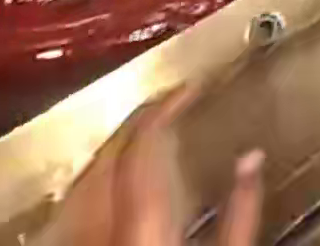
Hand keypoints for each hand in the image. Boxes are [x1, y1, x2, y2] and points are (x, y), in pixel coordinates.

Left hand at [39, 84, 264, 245]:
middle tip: (172, 100)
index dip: (164, 110)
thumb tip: (252, 157)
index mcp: (147, 239)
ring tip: (146, 129)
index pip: (145, 152)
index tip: (191, 88)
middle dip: (136, 122)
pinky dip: (92, 187)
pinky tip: (111, 182)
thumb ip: (241, 219)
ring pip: (78, 188)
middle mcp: (100, 240)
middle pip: (105, 163)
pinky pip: (67, 219)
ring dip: (113, 148)